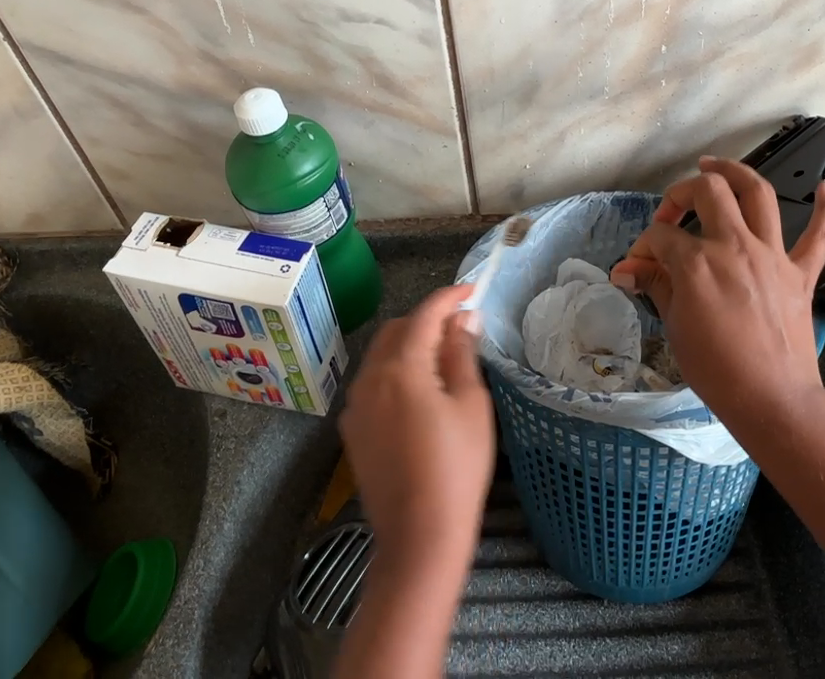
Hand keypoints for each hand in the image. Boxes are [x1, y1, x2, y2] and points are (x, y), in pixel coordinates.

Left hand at [339, 286, 494, 562]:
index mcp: (401, 368)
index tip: (472, 289)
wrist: (419, 535)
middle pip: (396, 330)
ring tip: (443, 356)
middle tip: (461, 325)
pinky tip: (419, 391)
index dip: (449, 297)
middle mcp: (369, 379)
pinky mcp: (352, 431)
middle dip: (427, 320)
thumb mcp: (471, 404)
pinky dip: (395, 373)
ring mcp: (355, 406)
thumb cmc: (457, 467)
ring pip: (381, 356)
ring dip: (409, 345)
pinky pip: (373, 384)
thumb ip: (462, 354)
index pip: (424, 315)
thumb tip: (462, 319)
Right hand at [611, 156, 824, 425]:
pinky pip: (819, 233)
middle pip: (708, 192)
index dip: (644, 246)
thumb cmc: (716, 370)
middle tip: (671, 212)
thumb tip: (626, 269)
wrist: (772, 399)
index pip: (662, 237)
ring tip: (715, 166)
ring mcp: (772, 255)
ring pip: (757, 194)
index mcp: (698, 262)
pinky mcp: (801, 272)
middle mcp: (735, 246)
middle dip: (682, 193)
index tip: (639, 264)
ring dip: (735, 172)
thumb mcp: (674, 326)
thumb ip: (655, 286)